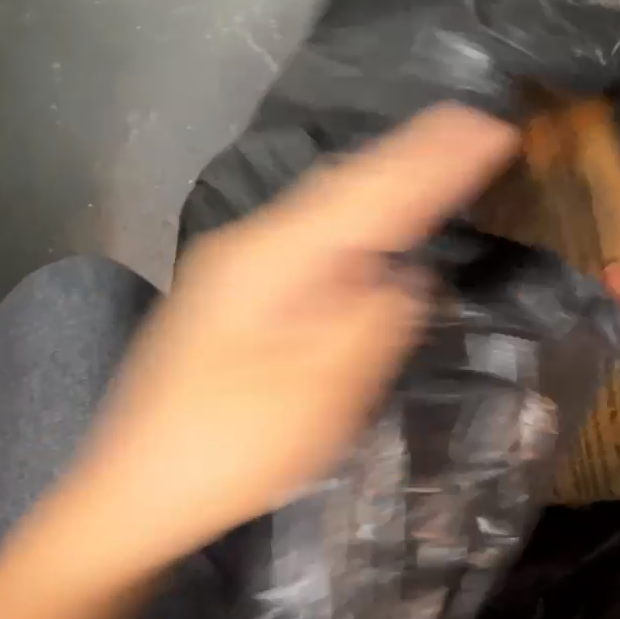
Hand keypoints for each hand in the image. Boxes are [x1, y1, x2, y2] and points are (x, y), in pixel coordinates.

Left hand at [57, 105, 520, 580]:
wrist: (131, 491)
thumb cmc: (223, 451)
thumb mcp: (310, 402)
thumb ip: (367, 328)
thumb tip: (409, 277)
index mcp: (270, 261)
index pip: (368, 196)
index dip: (431, 162)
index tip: (488, 128)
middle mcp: (250, 245)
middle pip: (342, 185)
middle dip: (411, 154)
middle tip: (474, 129)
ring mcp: (236, 265)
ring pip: (324, 204)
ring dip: (383, 177)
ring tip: (437, 154)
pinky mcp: (233, 289)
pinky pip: (310, 231)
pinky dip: (355, 212)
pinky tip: (370, 215)